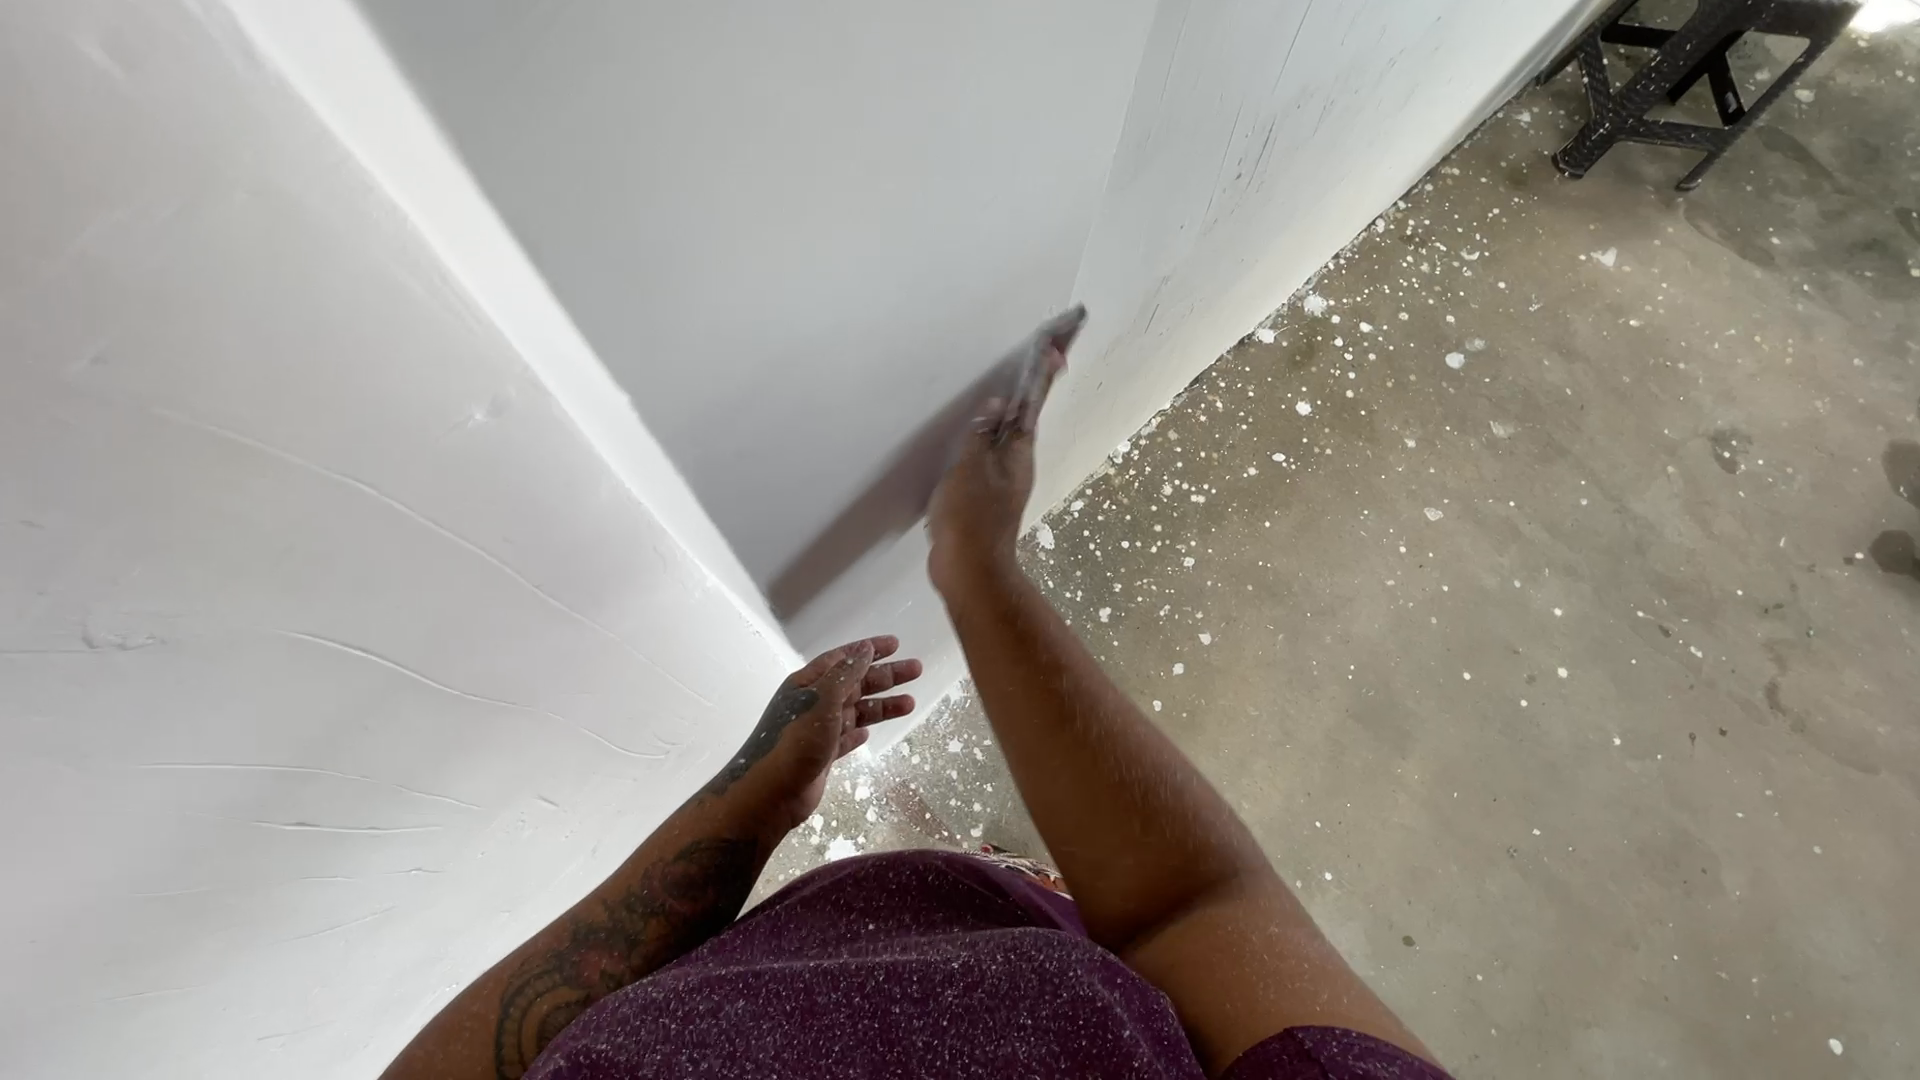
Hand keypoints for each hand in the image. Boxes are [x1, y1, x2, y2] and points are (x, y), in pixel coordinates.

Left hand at [708, 636, 921, 831]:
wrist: (771, 794)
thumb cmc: (795, 740)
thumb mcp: (821, 700)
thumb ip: (845, 674)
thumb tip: (865, 649)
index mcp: (808, 684)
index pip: (843, 659)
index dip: (869, 650)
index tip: (896, 644)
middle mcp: (814, 702)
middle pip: (856, 683)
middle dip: (885, 676)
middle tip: (916, 670)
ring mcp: (819, 730)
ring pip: (857, 711)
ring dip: (882, 706)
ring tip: (911, 703)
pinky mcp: (823, 755)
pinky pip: (847, 738)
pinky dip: (860, 732)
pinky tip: (871, 732)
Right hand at [927, 344, 1067, 597]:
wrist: (968, 569)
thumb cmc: (970, 516)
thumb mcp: (970, 468)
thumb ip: (981, 435)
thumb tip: (997, 405)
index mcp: (1018, 453)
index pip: (1031, 405)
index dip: (1041, 376)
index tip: (1055, 348)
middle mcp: (1017, 464)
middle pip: (1024, 418)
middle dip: (1031, 387)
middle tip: (1043, 354)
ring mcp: (1003, 482)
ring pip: (1007, 437)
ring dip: (1009, 412)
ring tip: (1011, 386)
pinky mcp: (986, 497)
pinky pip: (989, 456)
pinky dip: (988, 437)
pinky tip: (978, 436)